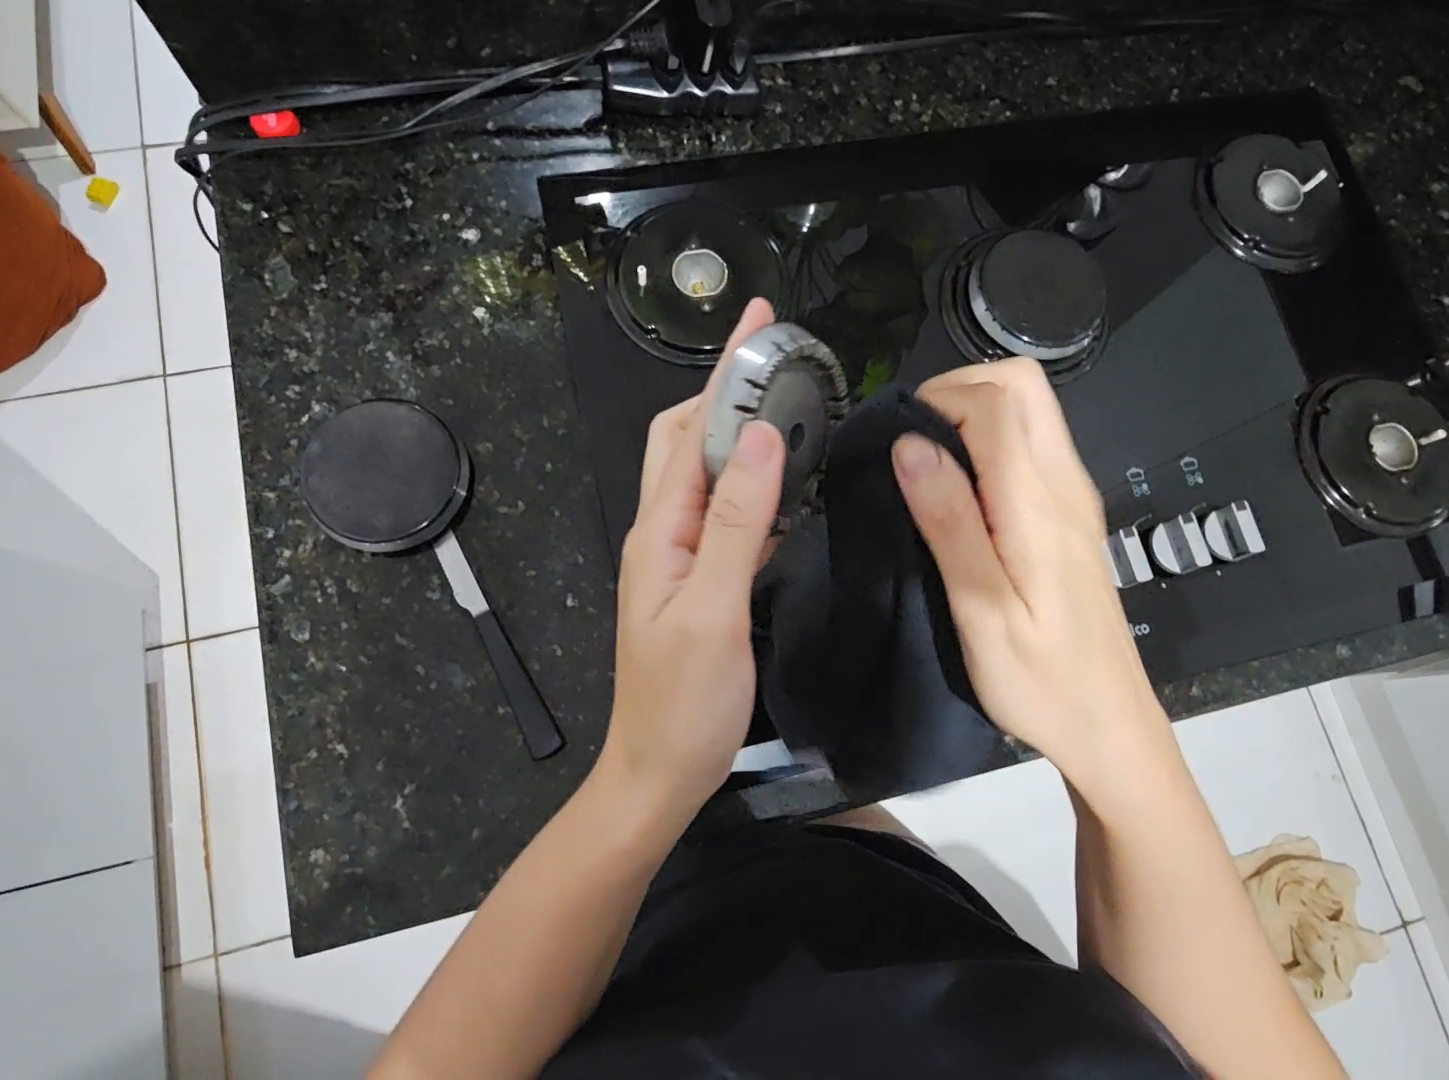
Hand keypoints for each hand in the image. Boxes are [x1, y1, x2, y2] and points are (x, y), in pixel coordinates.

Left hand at [600, 299, 783, 816]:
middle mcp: (662, 532)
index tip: (760, 322)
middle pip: (686, 441)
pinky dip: (755, 486)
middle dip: (725, 392)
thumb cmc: (684, 703)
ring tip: (790, 408)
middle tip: (778, 363)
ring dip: (742, 435)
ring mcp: (678, 558)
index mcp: (659, 530)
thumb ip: (735, 523)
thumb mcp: (711, 611)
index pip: (692, 432)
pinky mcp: (699, 581)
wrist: (659, 772)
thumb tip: (766, 438)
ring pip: (707, 475)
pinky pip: (726, 515)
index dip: (725, 373)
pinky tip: (787, 485)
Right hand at [892, 357, 1161, 773]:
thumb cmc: (1039, 681)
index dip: (937, 399)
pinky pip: (1031, 445)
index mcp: (1039, 504)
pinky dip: (988, 441)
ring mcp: (1073, 497)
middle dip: (957, 390)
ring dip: (972, 413)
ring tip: (925, 465)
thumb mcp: (982, 612)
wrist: (1109, 725)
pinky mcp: (1070, 516)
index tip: (894, 443)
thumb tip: (911, 445)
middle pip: (1022, 384)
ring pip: (1029, 410)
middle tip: (910, 441)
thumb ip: (949, 523)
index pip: (995, 401)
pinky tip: (957, 492)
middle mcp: (1064, 484)